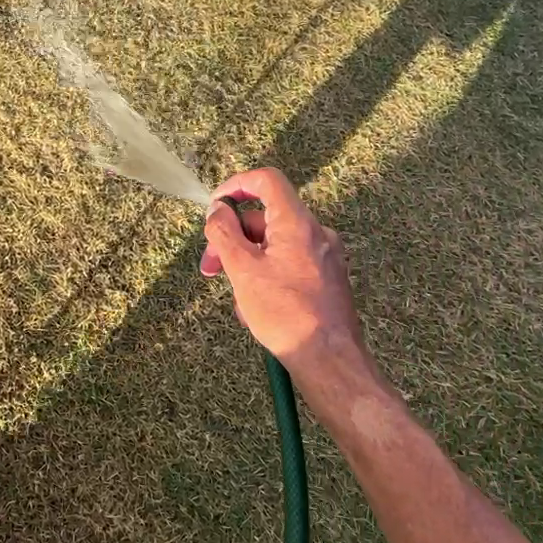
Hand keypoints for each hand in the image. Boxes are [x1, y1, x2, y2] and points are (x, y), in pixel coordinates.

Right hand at [200, 167, 371, 379]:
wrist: (331, 362)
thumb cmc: (285, 313)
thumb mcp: (242, 269)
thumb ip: (224, 232)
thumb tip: (217, 210)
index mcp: (297, 223)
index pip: (266, 180)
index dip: (236, 185)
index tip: (215, 208)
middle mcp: (315, 233)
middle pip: (264, 217)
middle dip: (232, 238)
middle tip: (211, 265)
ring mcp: (324, 257)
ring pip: (273, 244)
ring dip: (246, 263)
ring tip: (236, 299)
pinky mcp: (326, 279)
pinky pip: (287, 263)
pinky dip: (265, 275)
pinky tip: (255, 308)